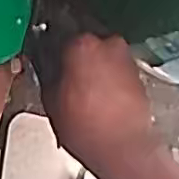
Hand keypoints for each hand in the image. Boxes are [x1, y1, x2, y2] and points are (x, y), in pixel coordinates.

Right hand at [39, 34, 161, 178]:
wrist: (122, 149)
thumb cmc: (89, 129)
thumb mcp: (50, 100)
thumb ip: (46, 73)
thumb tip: (45, 64)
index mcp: (81, 44)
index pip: (56, 30)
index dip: (46, 44)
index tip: (42, 51)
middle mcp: (107, 43)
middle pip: (81, 41)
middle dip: (70, 56)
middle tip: (59, 75)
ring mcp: (124, 57)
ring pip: (98, 54)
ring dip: (88, 66)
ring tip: (77, 91)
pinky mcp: (136, 73)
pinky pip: (113, 68)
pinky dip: (103, 78)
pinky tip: (93, 98)